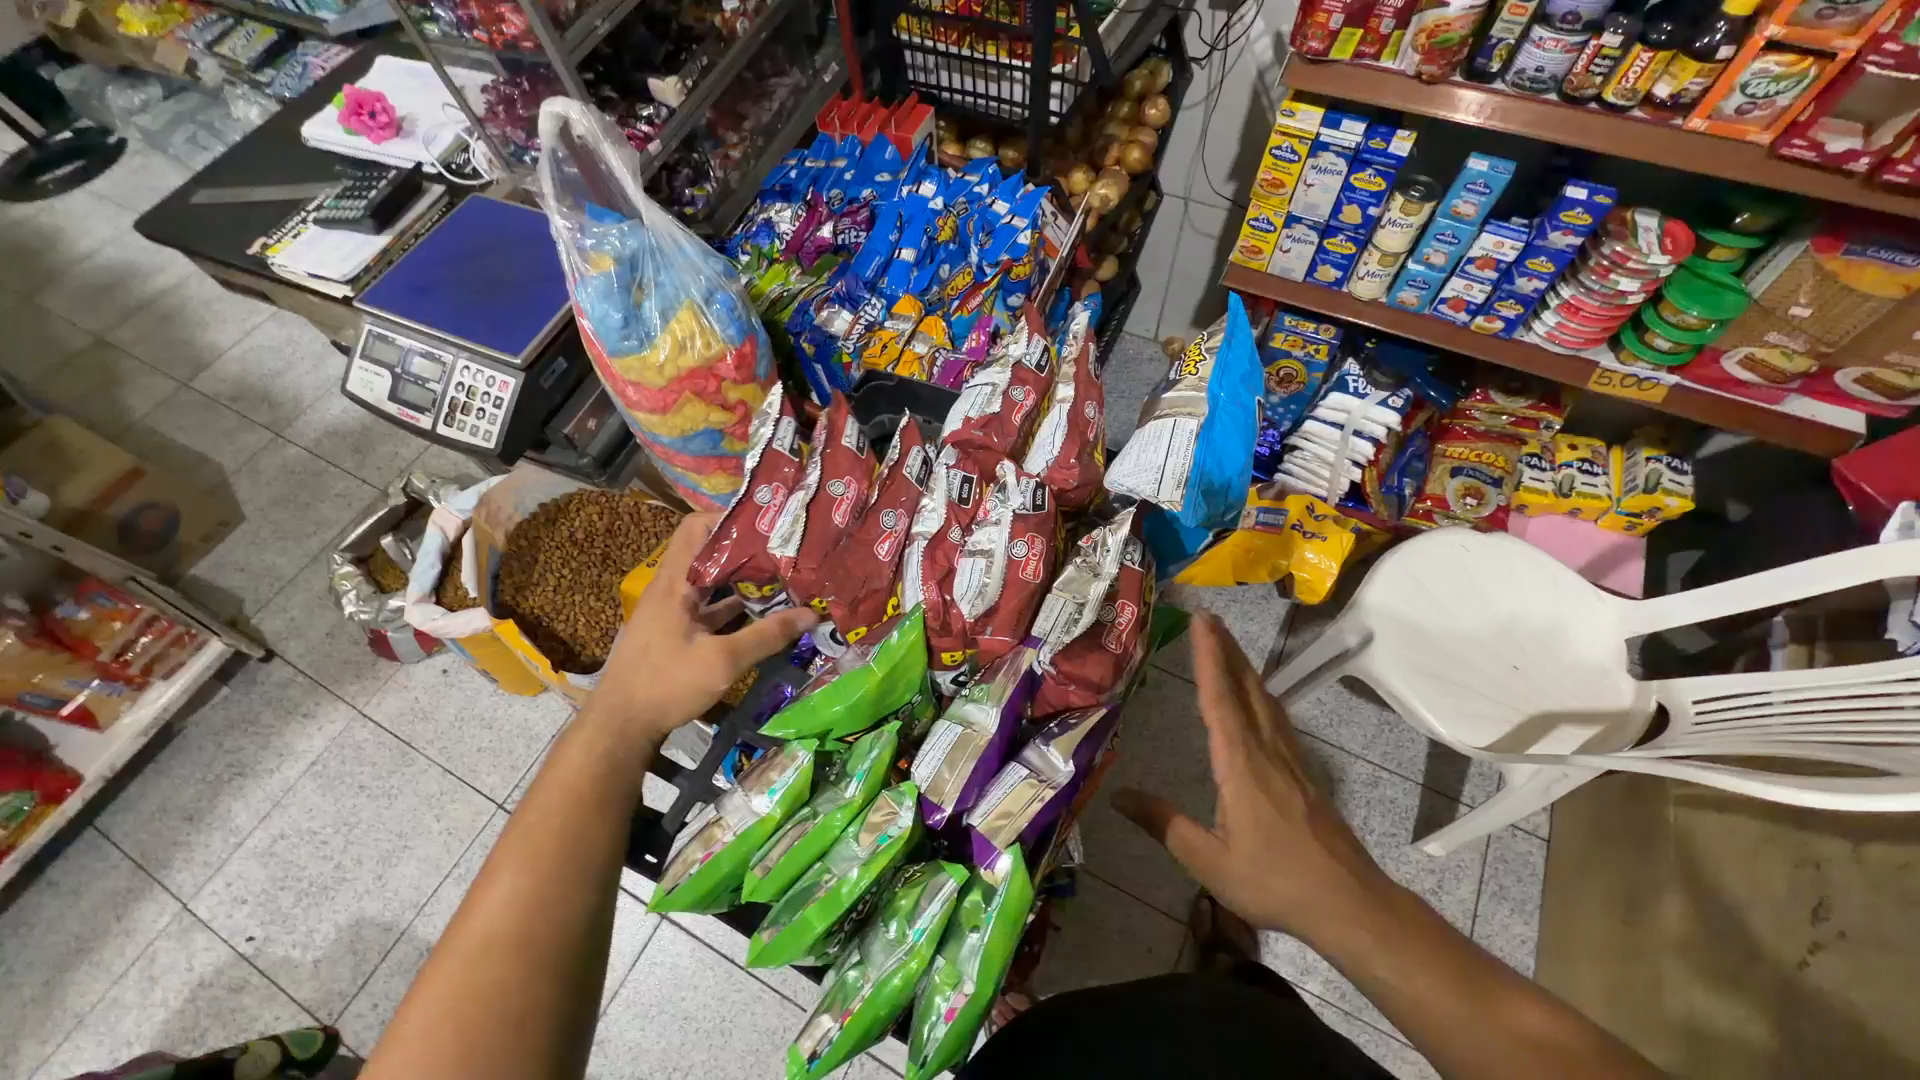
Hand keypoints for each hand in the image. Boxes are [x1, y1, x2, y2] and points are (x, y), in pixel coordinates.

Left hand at [584, 512, 817, 744]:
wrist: (620, 726)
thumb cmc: (666, 684)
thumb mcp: (722, 661)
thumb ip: (767, 636)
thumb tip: (811, 615)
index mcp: (675, 583)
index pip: (696, 527)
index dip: (729, 518)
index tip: (766, 524)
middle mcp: (671, 589)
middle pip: (709, 554)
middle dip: (747, 551)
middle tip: (785, 552)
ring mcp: (671, 612)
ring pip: (710, 584)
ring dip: (742, 582)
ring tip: (782, 580)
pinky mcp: (674, 634)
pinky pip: (707, 609)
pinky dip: (732, 608)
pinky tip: (761, 616)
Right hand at [1113, 613, 1398, 943]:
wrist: (1349, 904)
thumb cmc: (1274, 882)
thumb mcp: (1208, 861)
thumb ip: (1164, 824)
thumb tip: (1118, 796)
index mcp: (1241, 765)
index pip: (1220, 700)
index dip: (1208, 659)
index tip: (1201, 623)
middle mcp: (1268, 752)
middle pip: (1246, 689)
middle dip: (1227, 650)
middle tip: (1210, 618)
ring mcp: (1291, 761)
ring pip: (1266, 701)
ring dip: (1245, 668)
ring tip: (1228, 646)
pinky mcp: (1305, 775)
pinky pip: (1278, 720)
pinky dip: (1261, 696)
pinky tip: (1260, 700)